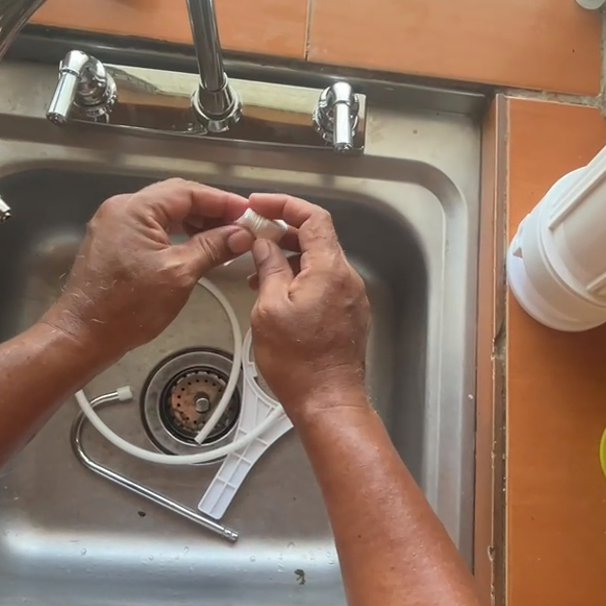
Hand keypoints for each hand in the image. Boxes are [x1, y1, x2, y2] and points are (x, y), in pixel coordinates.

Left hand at [42, 179, 249, 359]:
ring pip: (165, 213)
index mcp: (135, 209)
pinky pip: (153, 228)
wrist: (84, 334)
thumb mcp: (179, 273)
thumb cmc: (129, 306)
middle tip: (241, 225)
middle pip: (176, 197)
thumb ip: (212, 247)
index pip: (188, 192)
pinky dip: (178, 233)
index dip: (222, 200)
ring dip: (196, 222)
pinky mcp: (115, 243)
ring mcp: (116, 225)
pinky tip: (198, 246)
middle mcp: (122, 209)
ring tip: (225, 238)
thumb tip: (242, 234)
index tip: (249, 213)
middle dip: (211, 210)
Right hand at [246, 192, 370, 419]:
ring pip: (321, 262)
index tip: (259, 205)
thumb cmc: (298, 361)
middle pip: (318, 238)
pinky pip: (326, 283)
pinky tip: (278, 292)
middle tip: (253, 237)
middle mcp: (348, 278)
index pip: (313, 217)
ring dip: (290, 257)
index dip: (284, 205)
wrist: (328, 400)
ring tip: (258, 270)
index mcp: (330, 270)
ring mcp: (352, 297)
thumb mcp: (269, 309)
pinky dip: (302, 278)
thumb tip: (264, 244)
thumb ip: (268, 268)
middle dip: (284, 231)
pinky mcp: (349, 314)